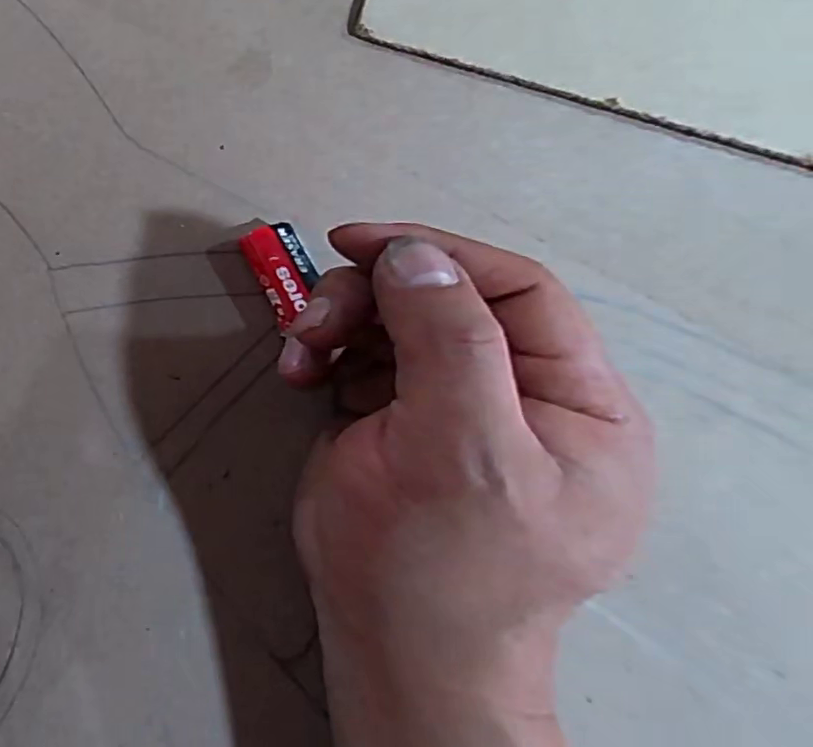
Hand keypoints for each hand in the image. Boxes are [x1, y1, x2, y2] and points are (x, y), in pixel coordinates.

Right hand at [280, 224, 655, 746]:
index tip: (354, 241)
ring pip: (385, 318)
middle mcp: (509, 389)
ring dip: (331, 323)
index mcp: (571, 399)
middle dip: (364, 299)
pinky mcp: (385, 409)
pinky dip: (317, 351)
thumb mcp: (462, 448)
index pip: (514, 290)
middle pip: (435, 298)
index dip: (436, 253)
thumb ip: (449, 342)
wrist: (390, 628)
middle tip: (312, 325)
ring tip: (299, 357)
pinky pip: (352, 350)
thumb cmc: (442, 555)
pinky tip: (299, 375)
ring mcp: (441, 398)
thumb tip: (413, 253)